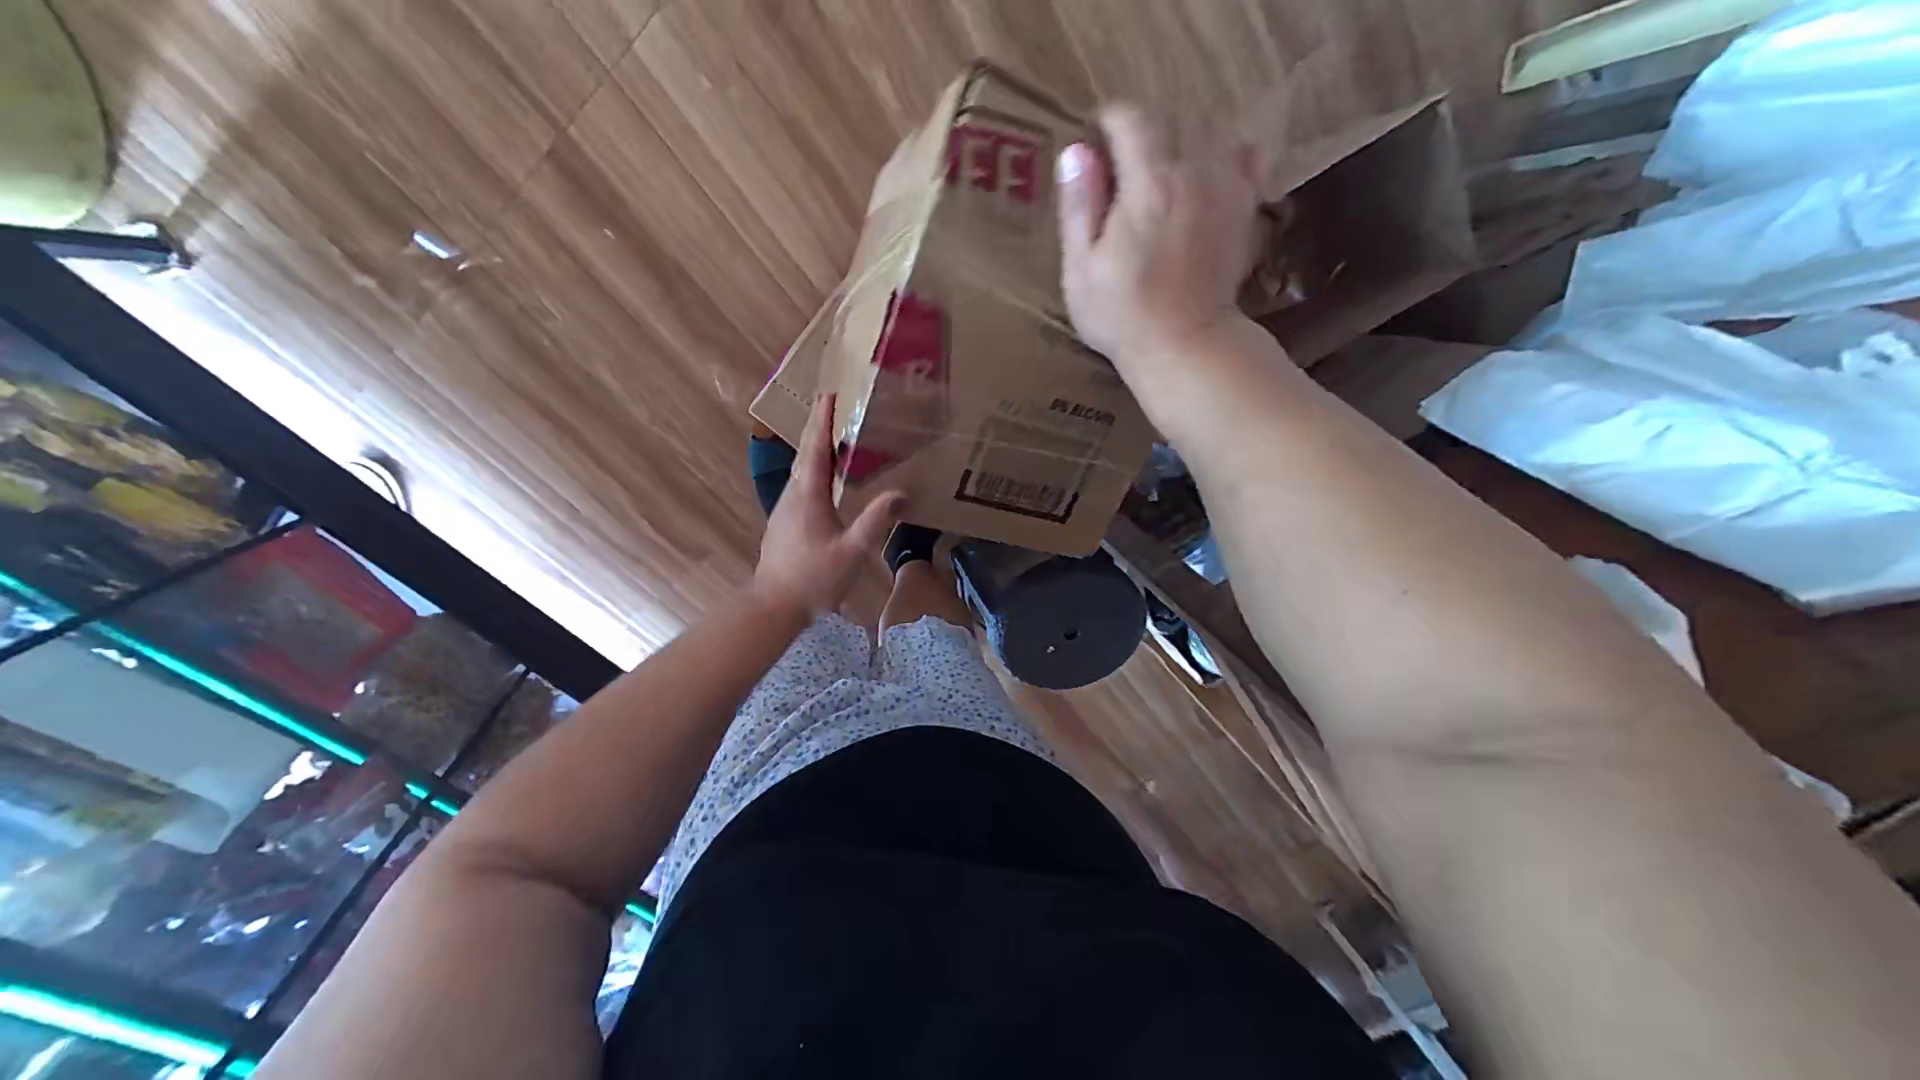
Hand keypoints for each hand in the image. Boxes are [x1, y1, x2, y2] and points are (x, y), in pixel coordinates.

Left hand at [753, 393, 904, 615]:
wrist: (774, 605)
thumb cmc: (814, 578)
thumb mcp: (852, 551)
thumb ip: (875, 521)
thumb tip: (901, 493)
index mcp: (808, 496)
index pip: (816, 449)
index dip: (823, 420)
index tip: (829, 394)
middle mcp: (792, 495)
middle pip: (805, 453)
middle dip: (818, 426)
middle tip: (831, 403)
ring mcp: (784, 508)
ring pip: (800, 469)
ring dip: (814, 447)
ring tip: (833, 432)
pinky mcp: (784, 521)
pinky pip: (800, 484)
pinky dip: (813, 468)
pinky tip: (825, 476)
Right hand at [1057, 105, 1261, 369]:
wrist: (1186, 346)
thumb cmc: (1123, 316)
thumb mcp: (1081, 270)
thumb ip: (1078, 206)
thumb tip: (1076, 151)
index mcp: (1148, 187)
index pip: (1132, 119)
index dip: (1109, 120)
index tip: (1096, 138)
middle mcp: (1195, 174)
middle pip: (1175, 116)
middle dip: (1146, 126)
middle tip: (1124, 156)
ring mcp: (1228, 187)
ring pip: (1212, 127)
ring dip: (1185, 134)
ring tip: (1163, 162)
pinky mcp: (1246, 206)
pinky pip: (1246, 152)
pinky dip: (1225, 150)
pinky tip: (1205, 172)